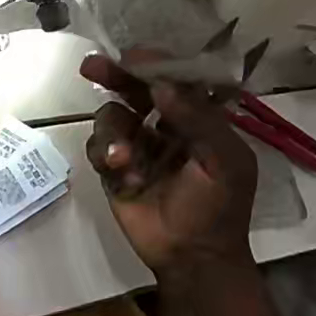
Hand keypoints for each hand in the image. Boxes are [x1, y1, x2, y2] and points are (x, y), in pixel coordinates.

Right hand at [79, 52, 258, 277]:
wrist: (191, 257)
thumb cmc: (218, 207)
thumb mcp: (223, 161)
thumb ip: (197, 119)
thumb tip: (161, 85)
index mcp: (195, 119)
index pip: (172, 80)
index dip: (154, 65)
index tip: (133, 57)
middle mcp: (162, 125)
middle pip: (132, 89)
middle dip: (113, 76)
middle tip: (91, 67)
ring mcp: (134, 144)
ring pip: (110, 116)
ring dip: (112, 133)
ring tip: (121, 159)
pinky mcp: (110, 166)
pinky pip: (96, 146)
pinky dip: (104, 156)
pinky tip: (122, 176)